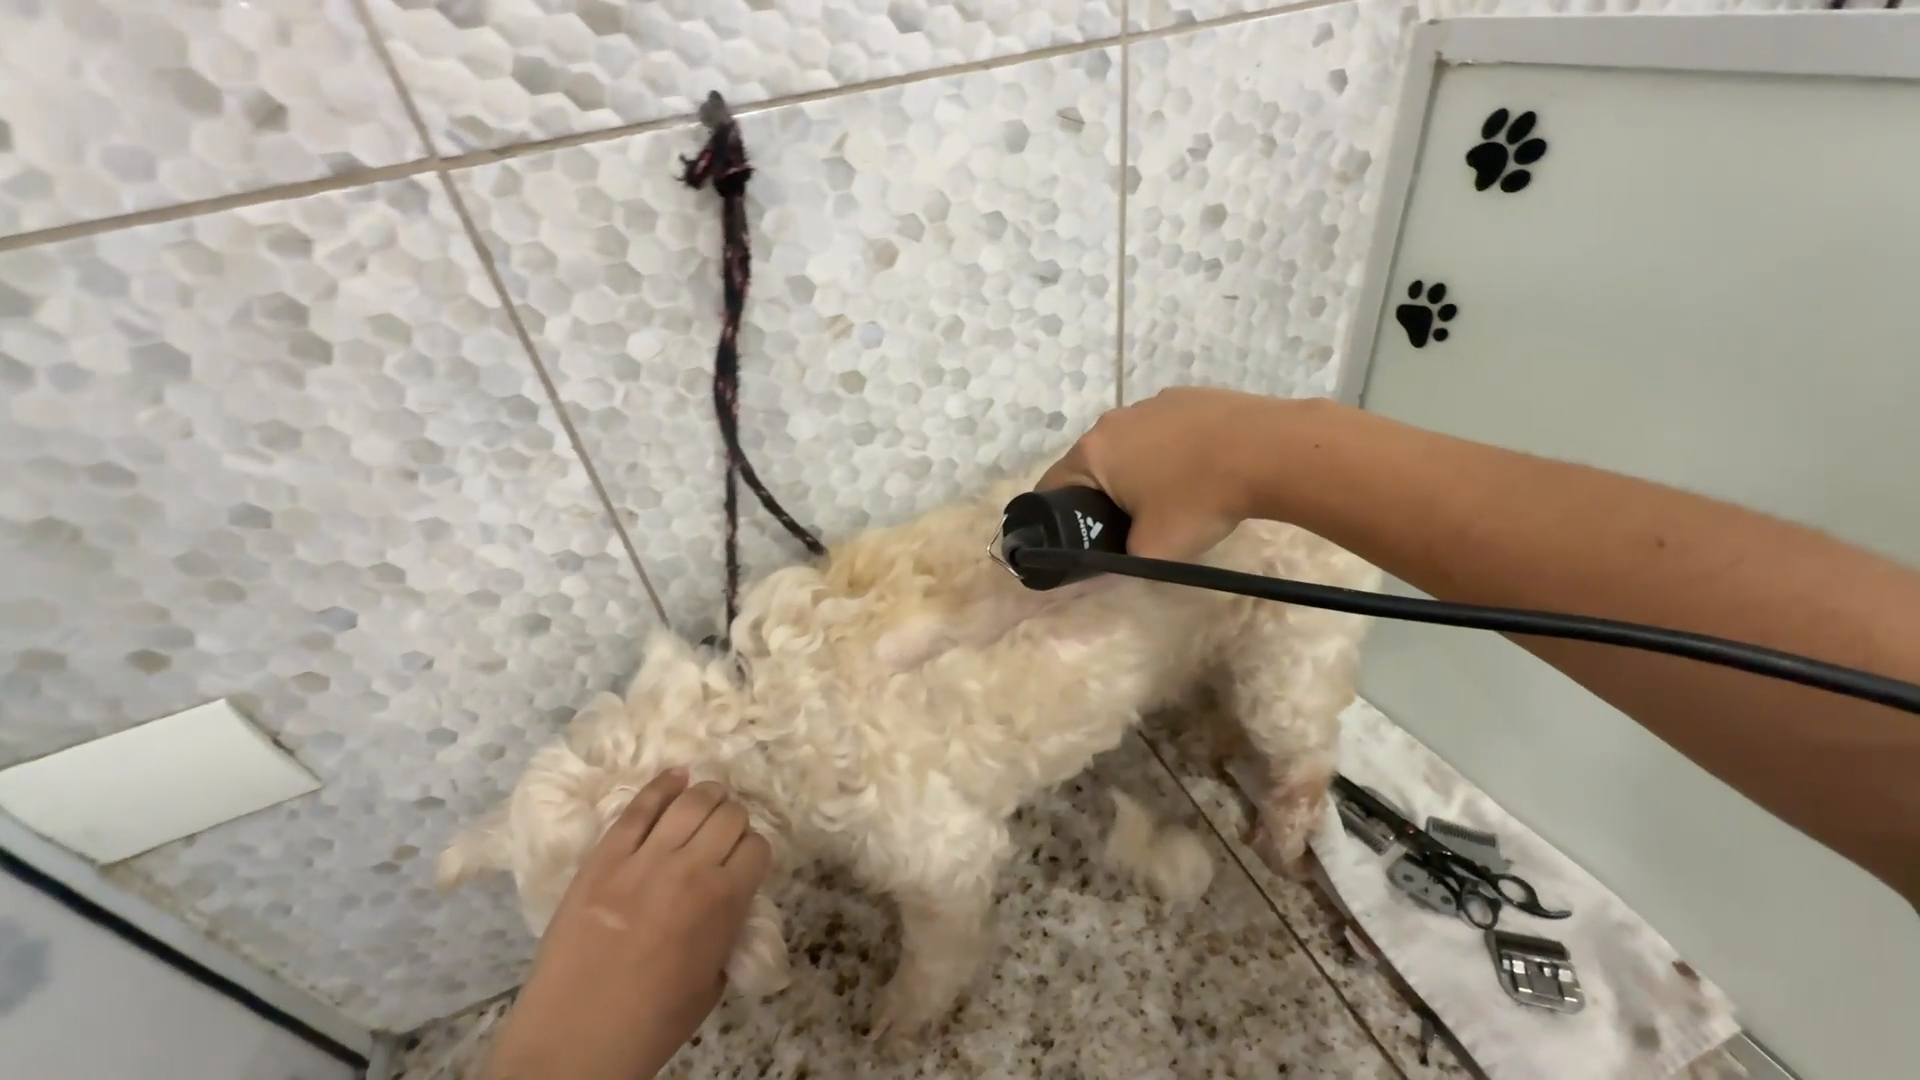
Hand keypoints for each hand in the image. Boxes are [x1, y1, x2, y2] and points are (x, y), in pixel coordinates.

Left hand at [483, 771, 772, 1079]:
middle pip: (729, 814)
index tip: (743, 860)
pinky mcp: (604, 858)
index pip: (758, 846)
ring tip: (707, 800)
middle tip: (724, 832)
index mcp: (724, 902)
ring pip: (690, 800)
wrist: (573, 1044)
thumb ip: (731, 926)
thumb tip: (735, 891)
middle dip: (734, 819)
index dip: (754, 851)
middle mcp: (690, 869)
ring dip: (707, 795)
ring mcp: (643, 859)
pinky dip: (662, 784)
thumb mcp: (715, 979)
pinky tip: (676, 775)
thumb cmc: (652, 1022)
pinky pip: (638, 807)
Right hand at [1037, 387, 1281, 560]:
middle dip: (1103, 495)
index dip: (1059, 518)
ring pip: (1132, 445)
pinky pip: (1167, 430)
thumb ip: (1125, 559)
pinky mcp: (1190, 396)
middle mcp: (1114, 420)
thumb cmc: (1199, 500)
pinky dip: (1174, 451)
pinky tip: (1202, 470)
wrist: (1269, 451)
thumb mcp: (1154, 550)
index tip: (1080, 539)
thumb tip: (1124, 555)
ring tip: (1175, 497)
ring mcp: (1153, 403)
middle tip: (1130, 526)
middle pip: (1093, 464)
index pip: (1052, 486)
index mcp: (1093, 451)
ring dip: (1140, 471)